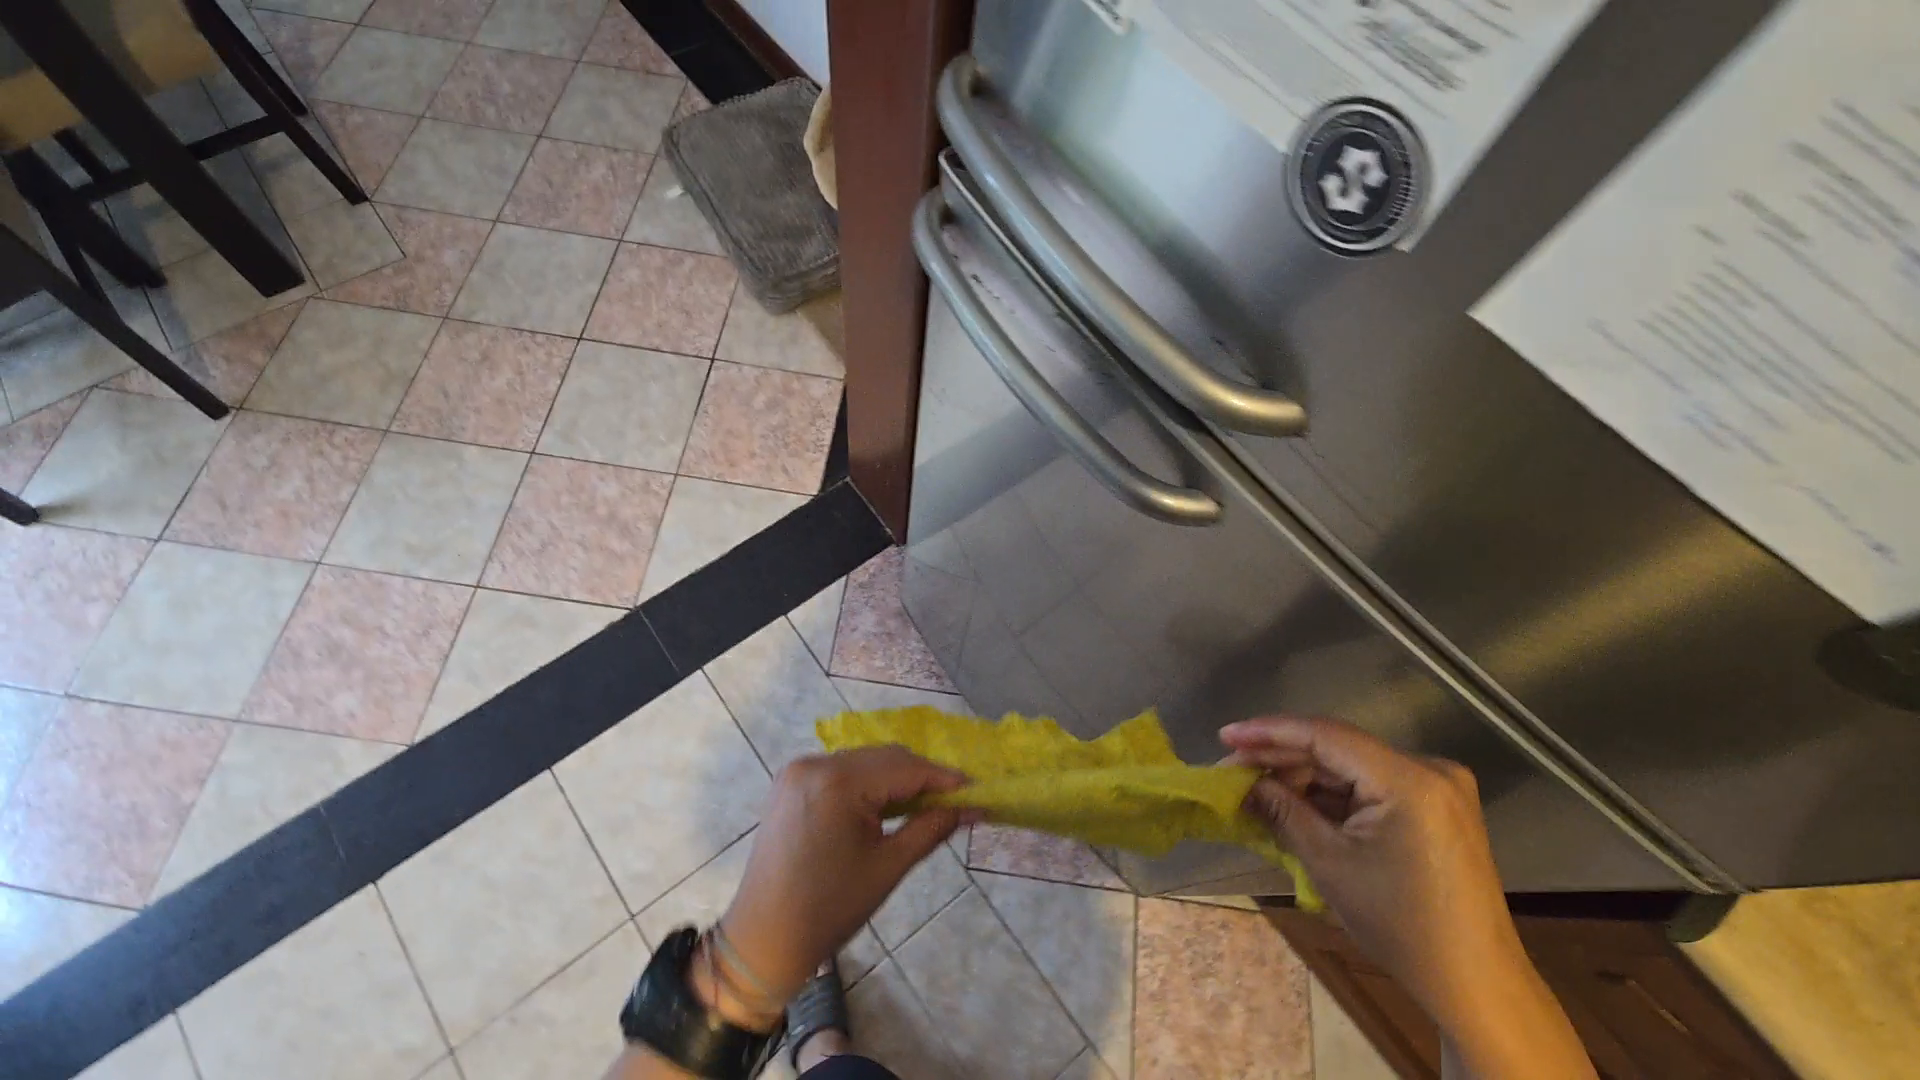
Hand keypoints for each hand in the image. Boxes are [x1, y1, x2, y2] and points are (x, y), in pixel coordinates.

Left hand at [713, 747, 971, 1019]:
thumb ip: (932, 828)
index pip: (905, 768)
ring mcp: (798, 770)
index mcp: (837, 782)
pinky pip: (842, 771)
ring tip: (926, 807)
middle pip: (885, 758)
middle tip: (957, 803)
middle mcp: (815, 763)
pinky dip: (869, 784)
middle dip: (923, 778)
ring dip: (896, 779)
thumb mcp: (889, 866)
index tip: (978, 792)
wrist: (764, 938)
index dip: (945, 779)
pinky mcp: (791, 783)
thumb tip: (973, 808)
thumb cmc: (830, 908)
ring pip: (864, 762)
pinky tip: (887, 806)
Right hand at [1220, 716, 1514, 1009]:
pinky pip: (1369, 786)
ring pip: (1350, 767)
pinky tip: (1293, 803)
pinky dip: (1330, 795)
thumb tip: (1242, 784)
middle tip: (1231, 768)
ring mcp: (1436, 787)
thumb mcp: (1329, 864)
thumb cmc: (1400, 924)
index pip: (1326, 735)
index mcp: (1408, 780)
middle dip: (1281, 758)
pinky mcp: (1434, 807)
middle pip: (1338, 748)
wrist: (1474, 980)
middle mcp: (1428, 769)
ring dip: (1302, 777)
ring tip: (1254, 788)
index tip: (1225, 735)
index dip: (1269, 732)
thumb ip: (1283, 811)